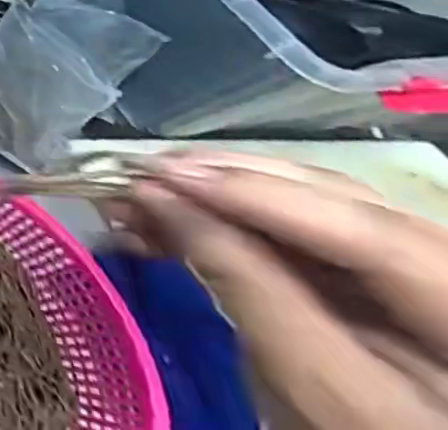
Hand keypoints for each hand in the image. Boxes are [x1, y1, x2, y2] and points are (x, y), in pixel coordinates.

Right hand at [107, 151, 447, 427]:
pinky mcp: (386, 278)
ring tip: (146, 188)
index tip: (155, 172)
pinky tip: (179, 208)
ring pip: (322, 203)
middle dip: (231, 179)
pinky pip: (311, 226)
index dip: (257, 194)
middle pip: (347, 203)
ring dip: (222, 188)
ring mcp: (429, 277)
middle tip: (141, 171)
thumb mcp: (314, 389)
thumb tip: (157, 198)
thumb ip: (245, 288)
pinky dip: (236, 211)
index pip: (374, 236)